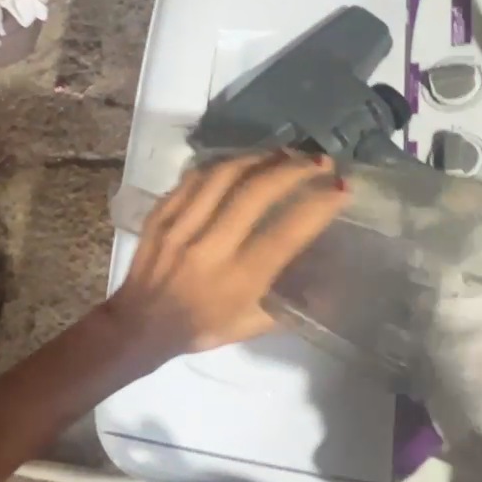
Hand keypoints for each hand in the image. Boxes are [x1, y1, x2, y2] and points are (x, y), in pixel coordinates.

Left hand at [104, 151, 349, 354]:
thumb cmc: (201, 328)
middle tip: (319, 160)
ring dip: (260, 158)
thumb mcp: (253, 326)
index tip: (342, 186)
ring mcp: (180, 226)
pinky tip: (241, 162)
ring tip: (284, 154)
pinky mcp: (160, 214)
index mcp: (237, 279)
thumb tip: (329, 280)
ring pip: (223, 175)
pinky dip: (223, 164)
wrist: (139, 325)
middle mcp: (210, 247)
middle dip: (294, 169)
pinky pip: (194, 178)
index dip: (319, 205)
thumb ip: (290, 301)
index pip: (286, 232)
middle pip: (256, 192)